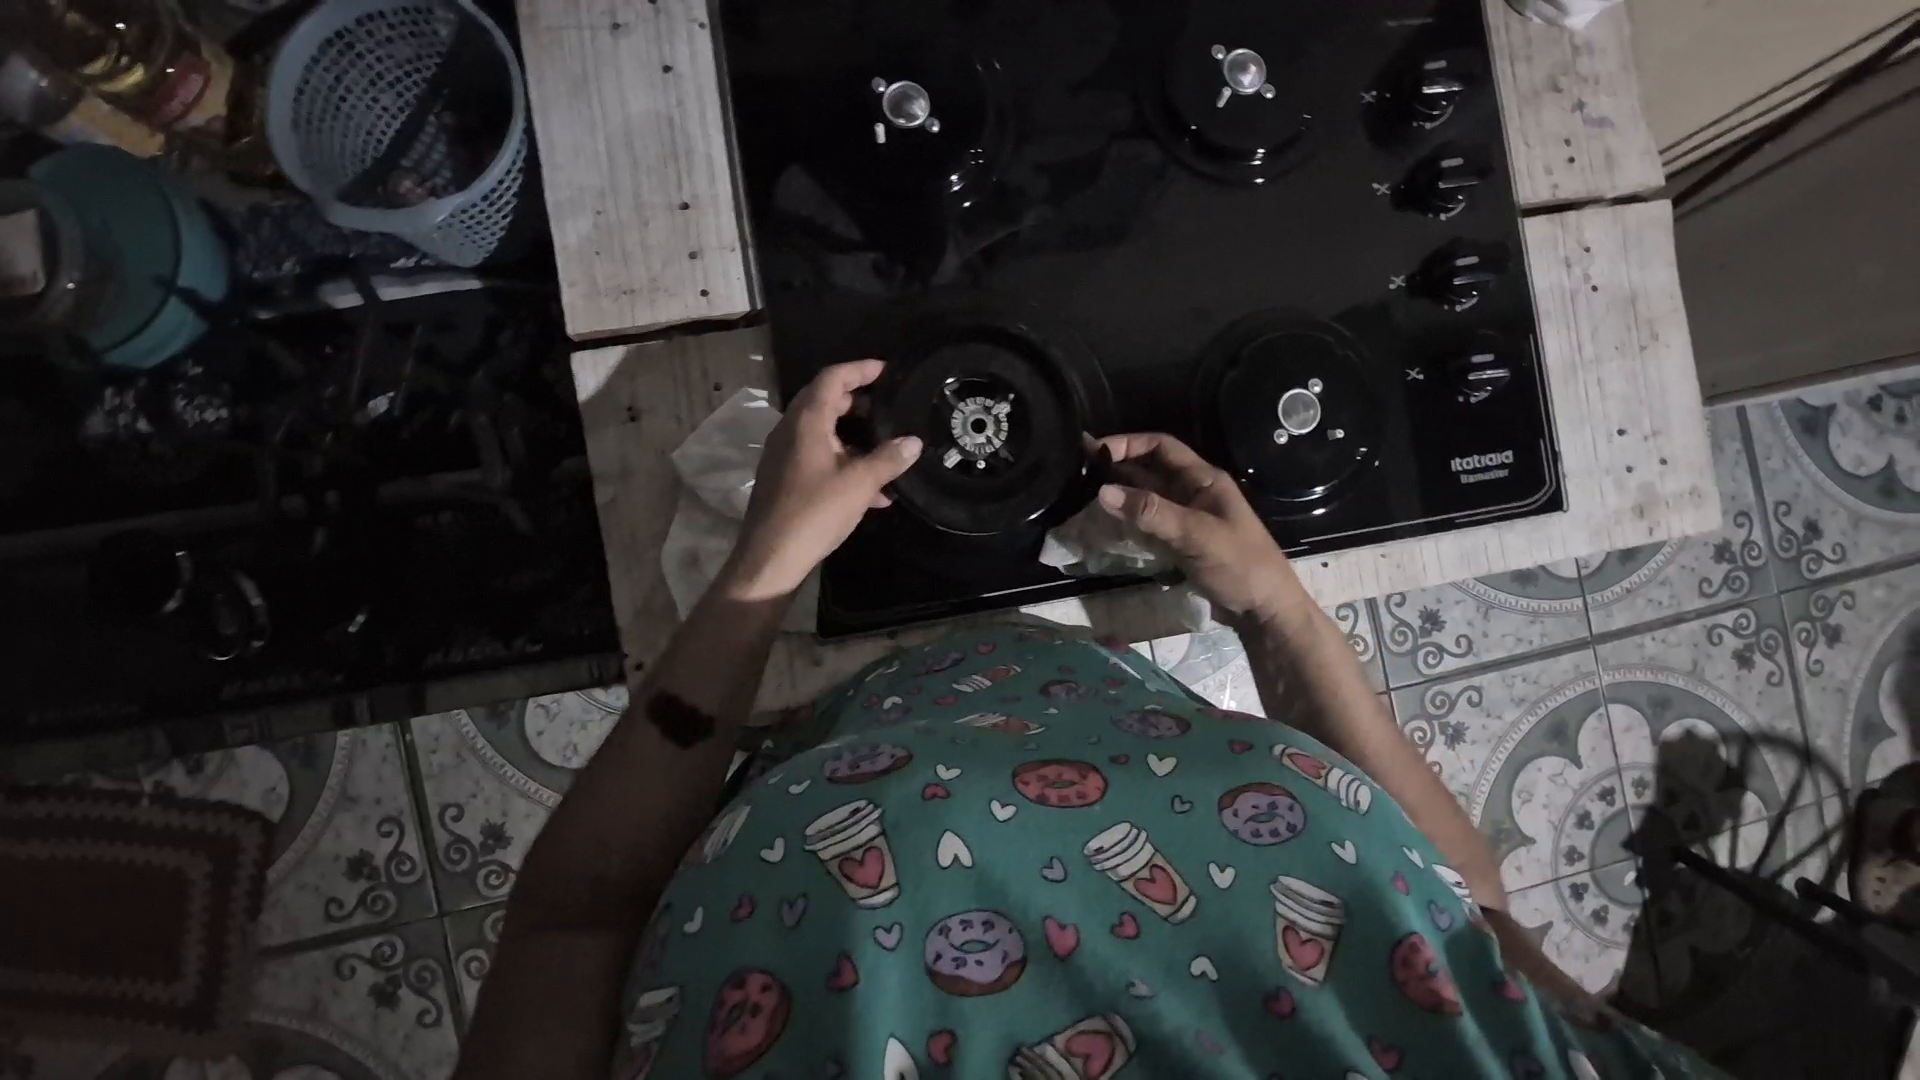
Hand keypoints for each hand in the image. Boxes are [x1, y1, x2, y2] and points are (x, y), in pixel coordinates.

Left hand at [719, 360, 921, 601]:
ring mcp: (784, 455)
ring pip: (822, 432)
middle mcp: (790, 430)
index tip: (885, 371)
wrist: (771, 556)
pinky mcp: (784, 479)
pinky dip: (843, 462)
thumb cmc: (815, 512)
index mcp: (806, 421)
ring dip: (853, 437)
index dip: (860, 370)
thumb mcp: (859, 484)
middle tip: (887, 408)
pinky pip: (817, 458)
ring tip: (885, 448)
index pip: (832, 378)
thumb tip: (913, 442)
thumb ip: (888, 459)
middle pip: (825, 401)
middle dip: (857, 402)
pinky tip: (872, 492)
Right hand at [1094, 432, 1305, 624]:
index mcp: (1203, 480)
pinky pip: (1148, 522)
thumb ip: (1151, 513)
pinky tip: (1105, 521)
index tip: (1094, 450)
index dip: (1128, 443)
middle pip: (1150, 470)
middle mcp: (1192, 493)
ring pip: (1146, 497)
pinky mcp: (1179, 542)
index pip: (1161, 447)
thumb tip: (1102, 492)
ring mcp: (1185, 518)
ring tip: (1083, 492)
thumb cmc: (1239, 565)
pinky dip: (1127, 519)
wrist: (1264, 610)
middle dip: (1117, 466)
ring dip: (1119, 492)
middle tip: (1078, 468)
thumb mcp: (1195, 535)